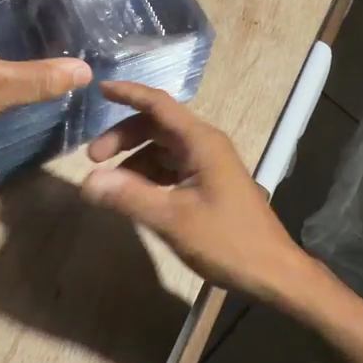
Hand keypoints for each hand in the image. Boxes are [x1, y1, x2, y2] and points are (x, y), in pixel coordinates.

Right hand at [79, 82, 312, 304]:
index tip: (99, 88)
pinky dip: (148, 175)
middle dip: (123, 136)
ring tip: (109, 184)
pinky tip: (134, 195)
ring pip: (162, 148)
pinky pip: (171, 167)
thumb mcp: (173, 220)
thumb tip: (87, 182)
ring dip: (134, 159)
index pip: (159, 104)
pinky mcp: (208, 183)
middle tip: (92, 158)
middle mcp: (204, 144)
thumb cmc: (228, 241)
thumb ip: (129, 197)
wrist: (275, 274)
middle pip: (156, 126)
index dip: (129, 93)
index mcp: (200, 141)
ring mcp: (208, 163)